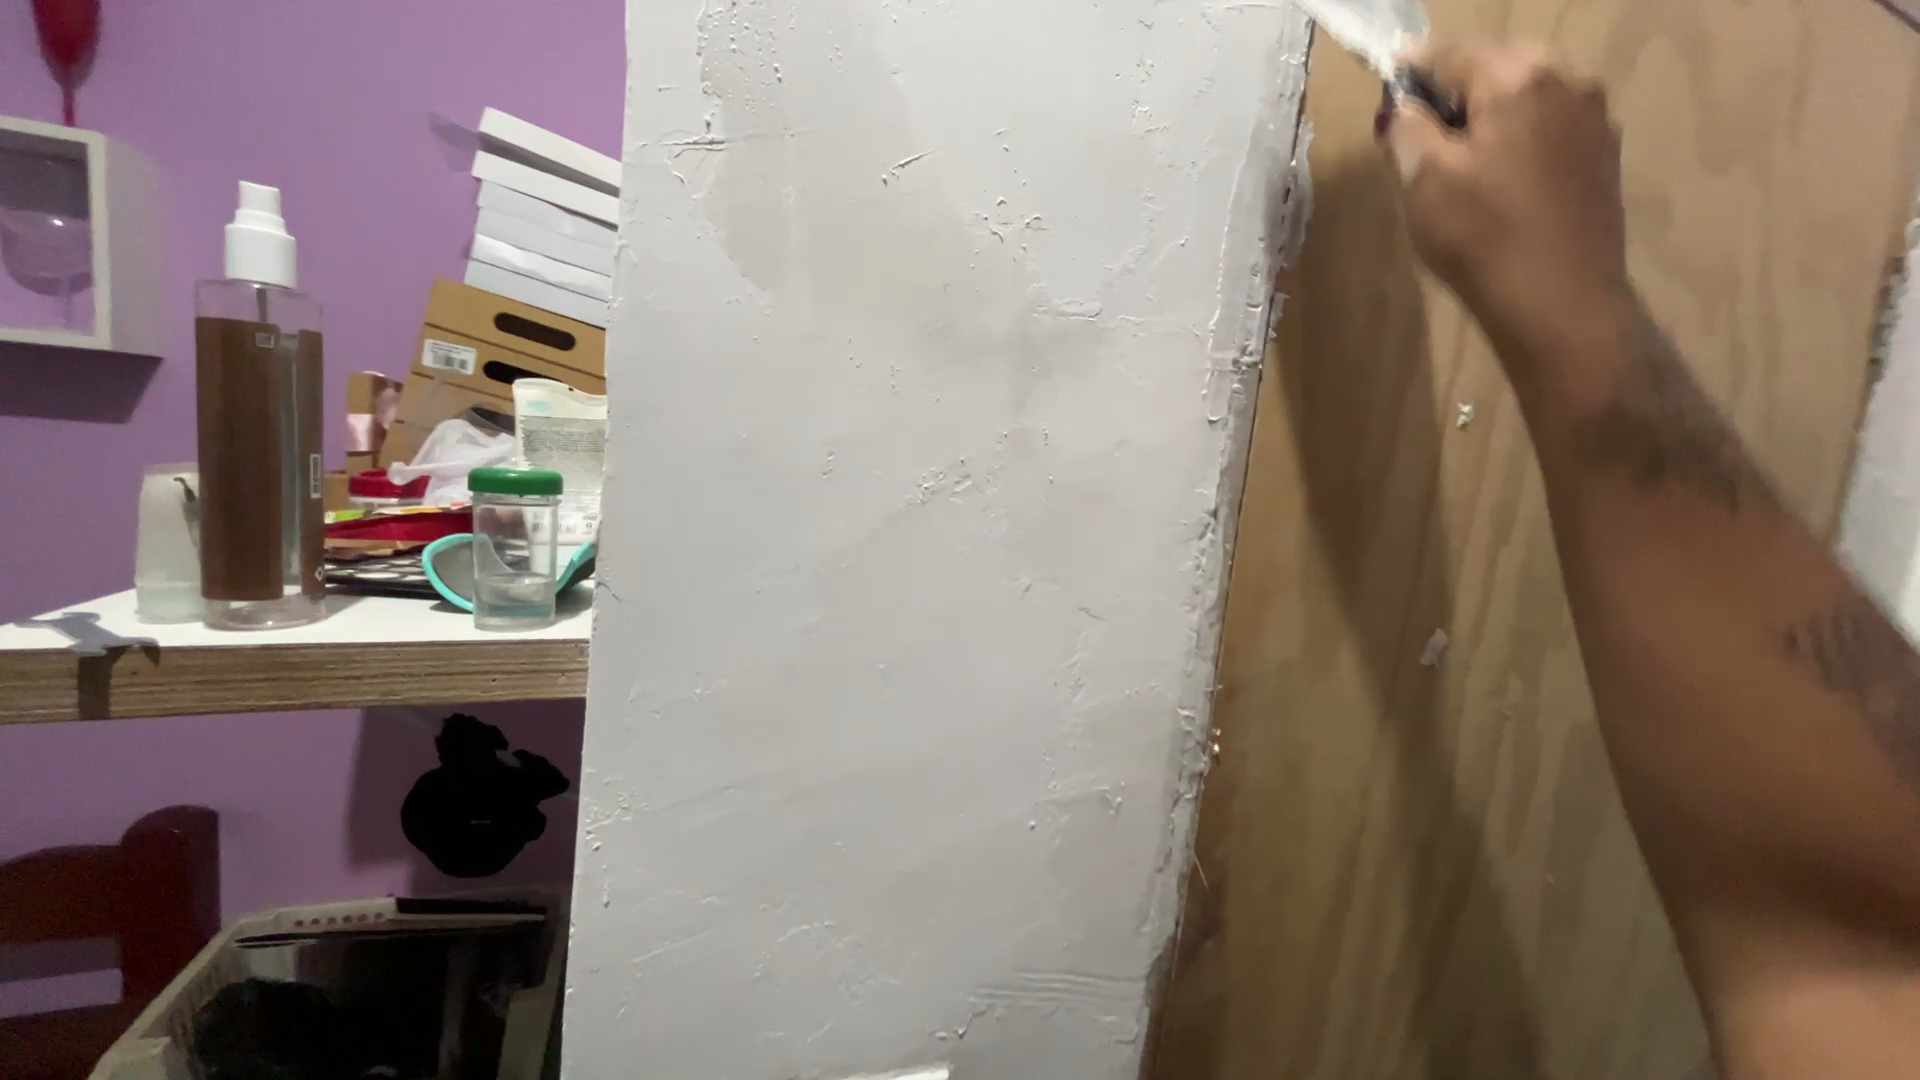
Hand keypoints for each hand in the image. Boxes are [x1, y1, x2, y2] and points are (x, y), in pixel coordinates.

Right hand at [1380, 42, 1627, 347]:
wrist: (1556, 298)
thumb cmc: (1479, 235)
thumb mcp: (1424, 180)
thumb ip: (1407, 130)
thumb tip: (1402, 106)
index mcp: (1518, 78)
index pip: (1454, 53)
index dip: (1414, 63)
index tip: (1388, 71)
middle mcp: (1566, 80)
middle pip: (1497, 66)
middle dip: (1454, 87)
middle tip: (1416, 123)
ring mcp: (1592, 117)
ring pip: (1525, 95)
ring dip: (1486, 112)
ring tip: (1454, 153)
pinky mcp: (1600, 154)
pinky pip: (1546, 126)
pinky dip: (1515, 136)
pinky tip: (1495, 175)